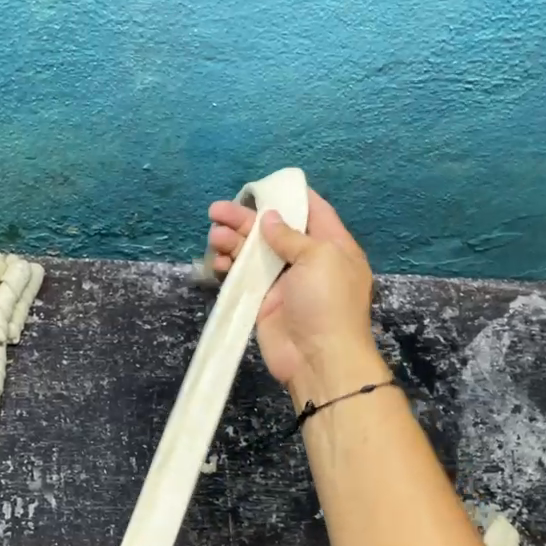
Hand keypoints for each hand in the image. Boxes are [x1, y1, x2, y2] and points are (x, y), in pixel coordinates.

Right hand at [206, 188, 388, 406]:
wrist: (318, 358)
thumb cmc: (327, 302)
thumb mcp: (319, 258)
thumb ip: (291, 236)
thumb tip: (269, 217)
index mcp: (331, 245)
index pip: (312, 211)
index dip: (288, 196)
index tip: (262, 187)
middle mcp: (307, 261)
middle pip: (273, 231)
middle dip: (246, 220)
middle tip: (216, 210)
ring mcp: (283, 283)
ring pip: (254, 254)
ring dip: (233, 242)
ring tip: (213, 234)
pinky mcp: (263, 302)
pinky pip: (243, 279)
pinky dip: (229, 268)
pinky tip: (217, 261)